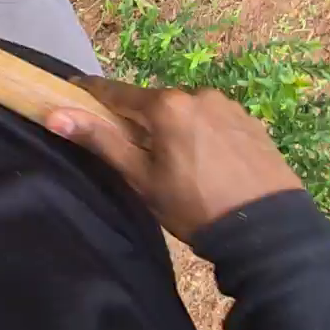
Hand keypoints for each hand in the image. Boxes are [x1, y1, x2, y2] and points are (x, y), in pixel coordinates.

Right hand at [46, 76, 302, 241]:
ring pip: (182, 111)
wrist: (275, 237)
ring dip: (171, 127)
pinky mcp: (250, 122)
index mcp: (166, 104)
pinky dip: (199, 133)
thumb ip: (99, 140)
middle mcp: (196, 94)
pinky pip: (211, 120)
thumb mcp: (142, 179)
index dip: (91, 94)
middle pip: (151, 103)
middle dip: (137, 120)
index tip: (71, 93)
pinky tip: (205, 163)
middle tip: (133, 152)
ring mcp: (227, 106)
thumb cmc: (196, 207)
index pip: (115, 91)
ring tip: (174, 163)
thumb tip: (55, 115)